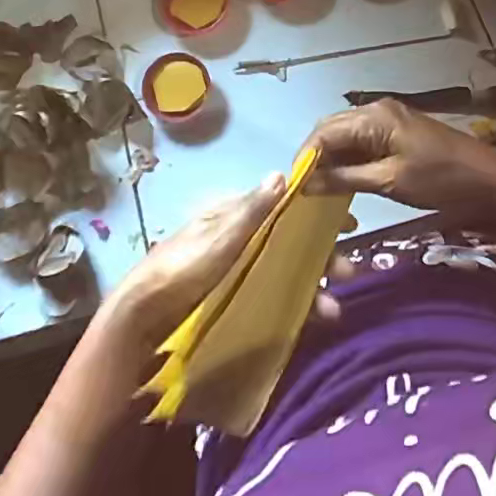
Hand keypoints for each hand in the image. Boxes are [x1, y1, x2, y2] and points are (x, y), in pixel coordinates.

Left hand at [100, 174, 349, 353]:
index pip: (279, 206)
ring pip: (284, 270)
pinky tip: (313, 320)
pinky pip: (273, 295)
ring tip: (333, 309)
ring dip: (312, 285)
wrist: (146, 315)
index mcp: (230, 216)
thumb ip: (250, 212)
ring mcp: (235, 269)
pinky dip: (296, 304)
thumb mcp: (219, 239)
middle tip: (349, 273)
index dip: (312, 213)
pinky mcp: (234, 297)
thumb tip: (282, 174)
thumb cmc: (183, 269)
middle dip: (320, 255)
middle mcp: (236, 238)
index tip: (347, 224)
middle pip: (287, 241)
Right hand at [304, 99, 495, 219]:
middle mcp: (375, 110)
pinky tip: (344, 178)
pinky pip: (360, 140)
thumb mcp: (389, 182)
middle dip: (315, 156)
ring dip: (331, 158)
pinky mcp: (397, 131)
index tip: (295, 186)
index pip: (323, 133)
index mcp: (373, 117)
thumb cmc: (443, 181)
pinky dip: (349, 158)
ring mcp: (387, 118)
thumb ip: (344, 179)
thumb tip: (306, 184)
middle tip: (306, 187)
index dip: (306, 158)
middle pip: (330, 130)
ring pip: (343, 135)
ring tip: (321, 185)